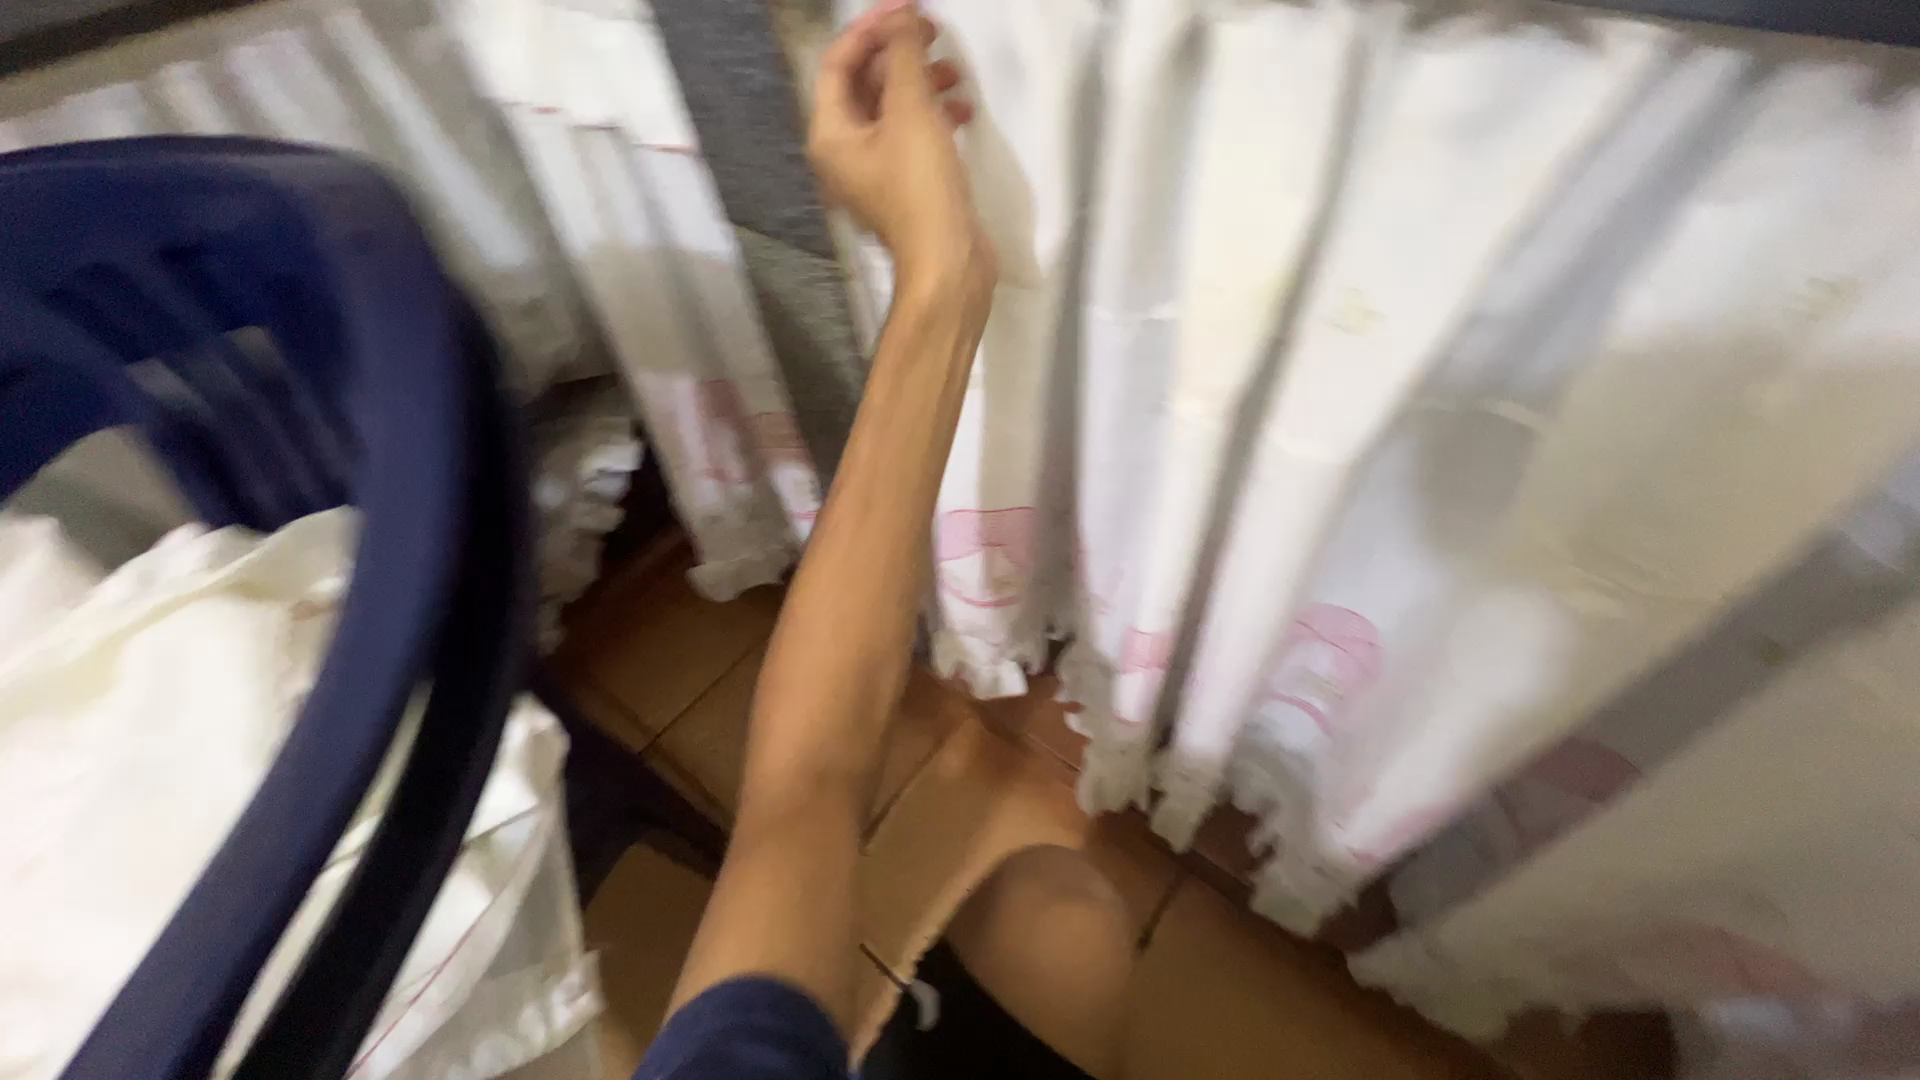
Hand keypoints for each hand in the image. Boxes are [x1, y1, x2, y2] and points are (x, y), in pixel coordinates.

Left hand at [807, 1, 995, 301]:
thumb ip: (904, 55)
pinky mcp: (906, 189)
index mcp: (831, 136)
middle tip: (934, 35)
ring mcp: (876, 175)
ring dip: (923, 85)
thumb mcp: (911, 111)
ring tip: (955, 75)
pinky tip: (962, 111)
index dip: (870, 28)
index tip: (907, 10)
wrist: (947, 266)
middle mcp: (845, 155)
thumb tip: (902, 18)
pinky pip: (913, 139)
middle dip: (900, 56)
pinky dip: (934, 119)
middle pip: (866, 85)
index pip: (838, 62)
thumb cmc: (921, 190)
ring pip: (894, 112)